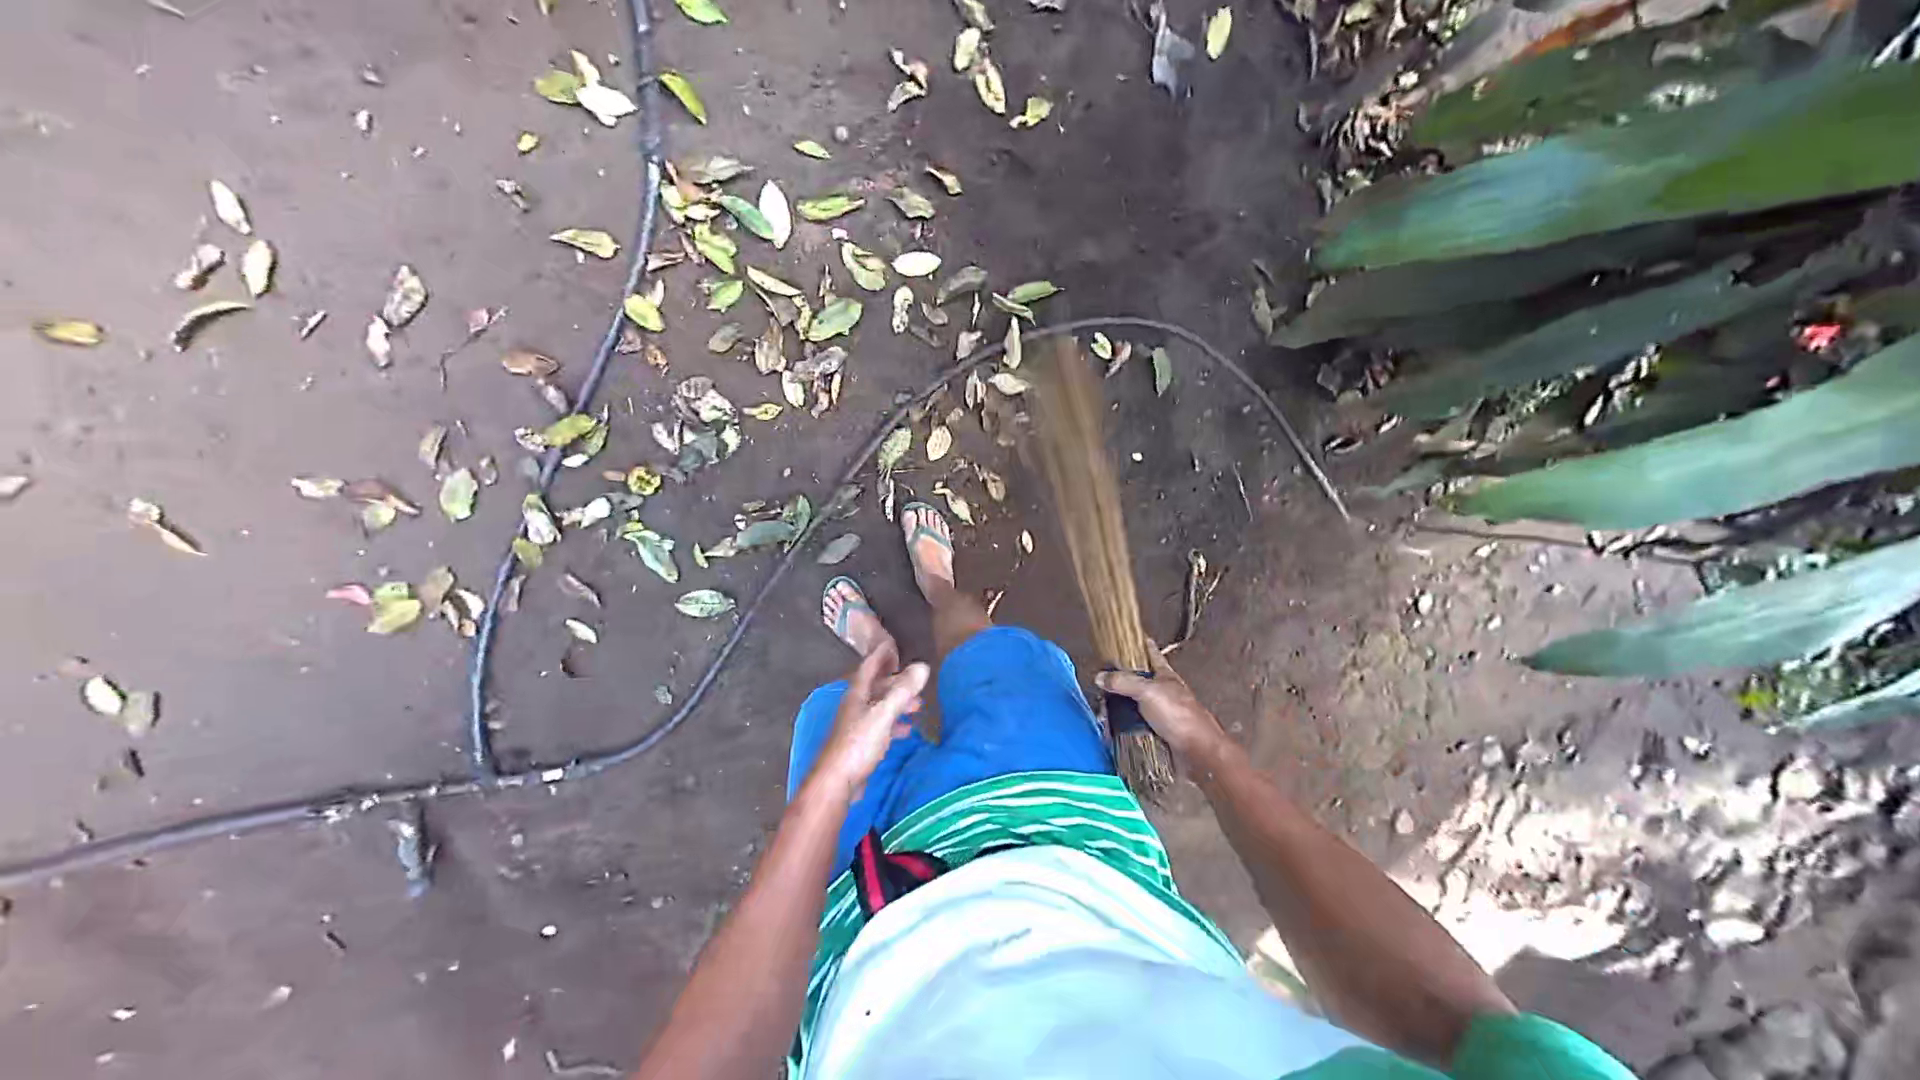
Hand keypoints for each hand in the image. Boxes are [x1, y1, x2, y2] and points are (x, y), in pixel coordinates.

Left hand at [807, 646, 929, 803]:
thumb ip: (902, 691)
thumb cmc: (858, 744)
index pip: (869, 667)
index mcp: (857, 694)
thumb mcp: (883, 714)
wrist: (837, 782)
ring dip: (897, 703)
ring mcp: (856, 725)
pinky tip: (906, 731)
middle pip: (876, 687)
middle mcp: (855, 706)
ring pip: (880, 707)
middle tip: (915, 681)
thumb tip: (922, 666)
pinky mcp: (860, 744)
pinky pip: (881, 726)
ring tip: (917, 706)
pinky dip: (894, 724)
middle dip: (895, 682)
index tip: (892, 645)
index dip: (880, 655)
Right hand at [1094, 645, 1229, 763]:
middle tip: (1102, 685)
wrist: (1197, 752)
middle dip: (1119, 684)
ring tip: (1104, 712)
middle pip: (1137, 682)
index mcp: (1164, 677)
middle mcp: (1162, 694)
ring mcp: (1160, 714)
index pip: (1151, 654)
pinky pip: (1133, 727)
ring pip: (1133, 706)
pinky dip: (1122, 728)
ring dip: (1118, 710)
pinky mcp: (1156, 734)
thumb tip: (1101, 677)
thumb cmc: (1181, 717)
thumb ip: (1123, 682)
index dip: (1142, 646)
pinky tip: (1114, 731)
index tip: (1131, 639)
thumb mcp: (1148, 691)